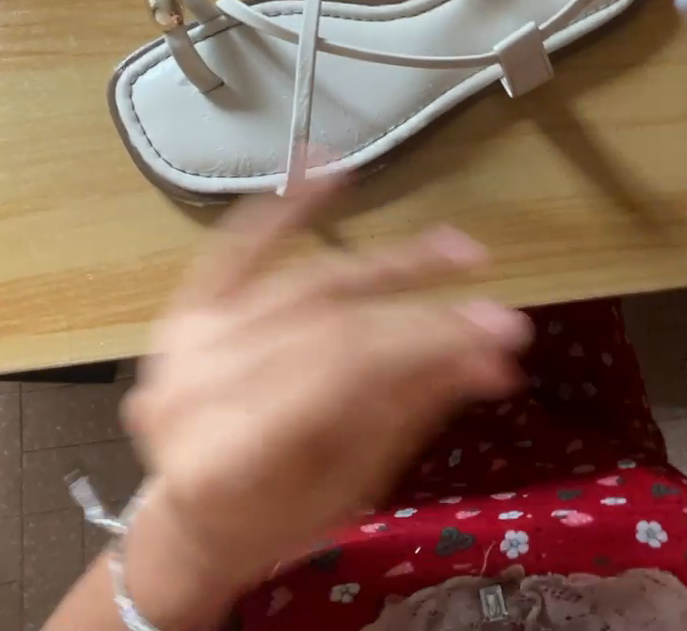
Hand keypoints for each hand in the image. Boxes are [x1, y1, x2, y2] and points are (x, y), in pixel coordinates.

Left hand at [117, 175, 532, 626]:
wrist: (190, 517)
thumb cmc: (274, 519)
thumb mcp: (348, 484)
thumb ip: (408, 408)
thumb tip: (495, 357)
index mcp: (227, 455)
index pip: (344, 371)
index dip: (424, 338)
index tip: (502, 326)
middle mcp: (194, 386)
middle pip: (326, 322)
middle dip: (418, 299)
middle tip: (488, 279)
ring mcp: (184, 340)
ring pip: (302, 284)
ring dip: (380, 258)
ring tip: (452, 243)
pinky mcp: (185, 309)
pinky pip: (237, 246)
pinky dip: (285, 206)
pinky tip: (325, 166)